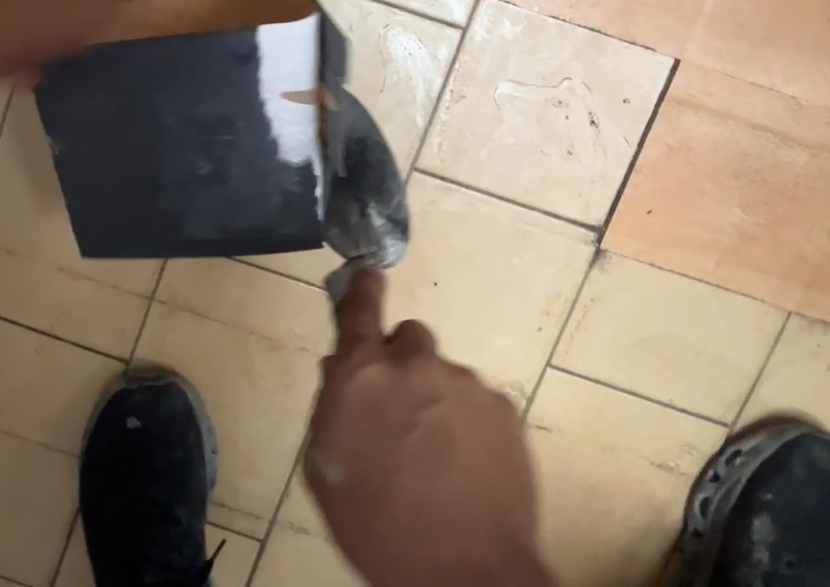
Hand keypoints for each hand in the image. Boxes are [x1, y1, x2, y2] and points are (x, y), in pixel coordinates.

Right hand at [307, 270, 552, 586]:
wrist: (464, 573)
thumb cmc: (374, 524)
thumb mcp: (326, 467)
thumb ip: (331, 405)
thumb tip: (340, 368)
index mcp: (361, 374)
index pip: (358, 308)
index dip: (361, 287)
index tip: (368, 273)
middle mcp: (414, 364)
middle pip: (408, 337)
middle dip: (401, 363)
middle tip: (402, 411)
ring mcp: (465, 384)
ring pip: (444, 374)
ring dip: (436, 398)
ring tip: (438, 455)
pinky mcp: (504, 410)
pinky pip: (479, 402)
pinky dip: (470, 423)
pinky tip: (467, 466)